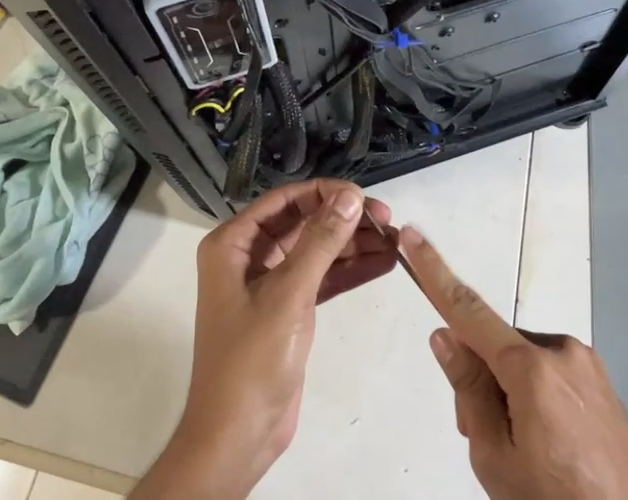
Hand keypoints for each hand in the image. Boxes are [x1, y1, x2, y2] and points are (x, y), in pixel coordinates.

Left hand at [133, 180, 397, 498]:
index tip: (364, 196)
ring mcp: (269, 284)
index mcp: (232, 244)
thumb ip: (321, 242)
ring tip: (396, 240)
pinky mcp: (289, 310)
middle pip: (303, 223)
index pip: (283, 201)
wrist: (237, 433)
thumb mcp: (288, 294)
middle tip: (388, 220)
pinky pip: (322, 279)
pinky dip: (350, 271)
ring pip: (316, 251)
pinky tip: (384, 263)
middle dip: (344, 219)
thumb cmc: (251, 358)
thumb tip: (350, 197)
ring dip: (353, 245)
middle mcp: (248, 257)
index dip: (324, 193)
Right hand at [401, 226, 627, 499]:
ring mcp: (588, 365)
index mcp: (532, 369)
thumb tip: (446, 337)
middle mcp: (563, 353)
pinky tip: (551, 445)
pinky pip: (552, 375)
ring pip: (524, 364)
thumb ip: (469, 392)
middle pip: (497, 349)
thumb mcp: (495, 457)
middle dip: (483, 381)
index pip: (469, 312)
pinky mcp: (603, 382)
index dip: (435, 273)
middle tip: (493, 440)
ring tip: (529, 452)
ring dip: (512, 393)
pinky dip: (538, 398)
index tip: (414, 237)